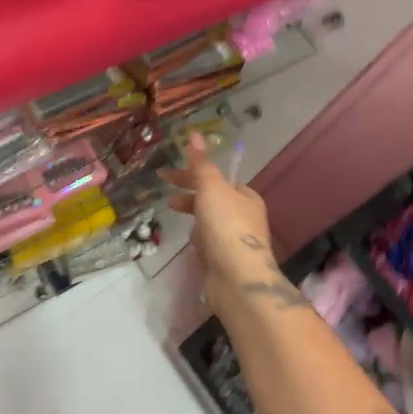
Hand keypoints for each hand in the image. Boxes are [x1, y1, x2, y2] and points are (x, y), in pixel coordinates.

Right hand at [163, 133, 280, 310]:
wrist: (237, 280)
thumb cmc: (226, 227)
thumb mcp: (212, 189)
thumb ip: (201, 164)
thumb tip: (195, 133)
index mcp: (246, 197)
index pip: (218, 179)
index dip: (194, 174)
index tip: (169, 175)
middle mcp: (245, 217)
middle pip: (213, 199)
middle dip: (190, 194)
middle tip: (166, 194)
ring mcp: (236, 241)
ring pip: (210, 221)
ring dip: (193, 215)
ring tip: (174, 214)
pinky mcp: (226, 261)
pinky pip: (208, 243)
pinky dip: (197, 238)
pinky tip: (189, 243)